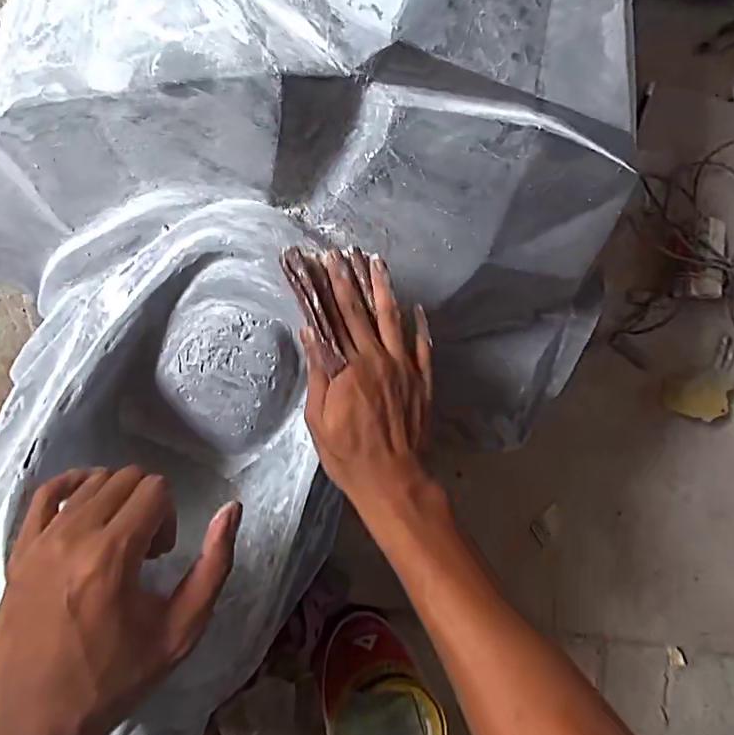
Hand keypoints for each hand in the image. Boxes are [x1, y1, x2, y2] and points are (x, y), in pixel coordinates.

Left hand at [0, 467, 241, 734]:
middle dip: (146, 504)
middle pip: (125, 478)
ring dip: (115, 498)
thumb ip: (213, 568)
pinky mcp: (21, 546)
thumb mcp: (177, 633)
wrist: (37, 718)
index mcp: (113, 553)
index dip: (169, 516)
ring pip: (91, 480)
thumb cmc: (112, 679)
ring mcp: (42, 537)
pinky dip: (71, 486)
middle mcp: (75, 533)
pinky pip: (47, 491)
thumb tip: (230, 510)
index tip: (161, 554)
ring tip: (115, 540)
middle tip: (143, 549)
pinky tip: (84, 505)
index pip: (155, 489)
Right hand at [290, 248, 433, 512]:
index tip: (321, 263)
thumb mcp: (318, 416)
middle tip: (342, 253)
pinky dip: (419, 326)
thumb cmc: (347, 452)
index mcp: (349, 367)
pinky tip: (416, 307)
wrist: (394, 480)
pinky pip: (422, 347)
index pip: (335, 317)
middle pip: (361, 311)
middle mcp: (377, 359)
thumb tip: (311, 331)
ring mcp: (403, 368)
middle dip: (349, 279)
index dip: (327, 288)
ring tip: (377, 263)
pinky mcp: (422, 381)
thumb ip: (319, 371)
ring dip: (383, 289)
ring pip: (392, 319)